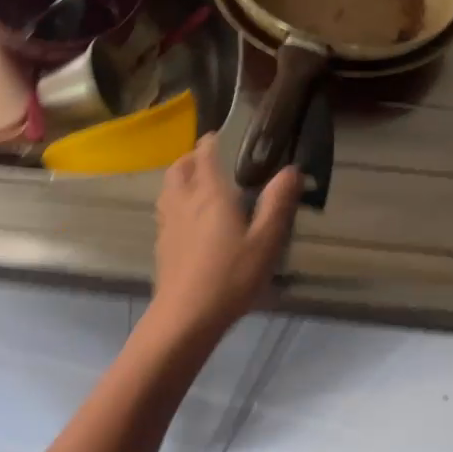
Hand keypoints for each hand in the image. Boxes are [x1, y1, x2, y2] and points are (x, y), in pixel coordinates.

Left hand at [151, 132, 301, 339]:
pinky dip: (176, 200)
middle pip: (180, 166)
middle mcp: (183, 198)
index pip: (205, 153)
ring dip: (181, 177)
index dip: (213, 141)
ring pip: (169, 186)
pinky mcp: (161, 241)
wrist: (185, 315)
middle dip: (193, 157)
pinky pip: (166, 208)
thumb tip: (291, 169)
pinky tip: (190, 218)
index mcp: (210, 192)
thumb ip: (278, 204)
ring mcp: (168, 220)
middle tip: (213, 161)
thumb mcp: (266, 242)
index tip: (225, 136)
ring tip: (200, 185)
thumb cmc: (230, 276)